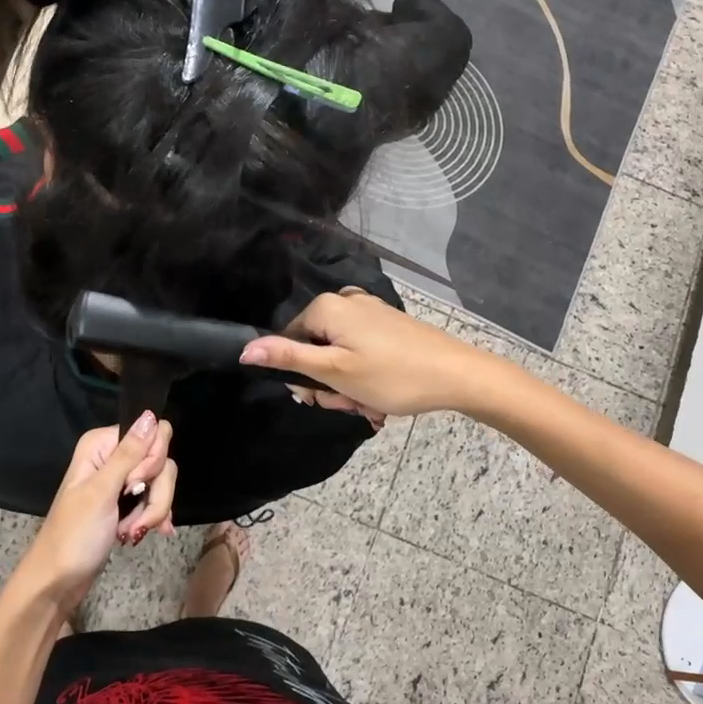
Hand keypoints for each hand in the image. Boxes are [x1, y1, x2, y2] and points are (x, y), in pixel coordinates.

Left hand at [10, 412, 178, 614]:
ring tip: (130, 532)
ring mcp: (121, 482)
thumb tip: (151, 415)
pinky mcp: (127, 503)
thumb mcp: (101, 492)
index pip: (152, 434)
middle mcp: (112, 457)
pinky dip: (153, 519)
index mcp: (101, 444)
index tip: (134, 486)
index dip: (151, 462)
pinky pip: (155, 501)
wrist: (60, 579)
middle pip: (161, 461)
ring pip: (162, 484)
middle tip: (133, 517)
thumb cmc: (74, 535)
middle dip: (156, 494)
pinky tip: (143, 534)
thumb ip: (129, 454)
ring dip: (153, 511)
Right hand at [240, 290, 517, 416]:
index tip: (320, 397)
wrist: (458, 376)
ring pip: (335, 356)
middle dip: (325, 382)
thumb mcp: (334, 371)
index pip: (286, 342)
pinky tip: (379, 393)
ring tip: (367, 401)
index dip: (298, 375)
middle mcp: (344, 302)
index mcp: (326, 307)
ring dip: (345, 385)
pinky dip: (362, 376)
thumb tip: (244, 349)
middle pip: (311, 349)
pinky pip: (357, 352)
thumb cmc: (392, 376)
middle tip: (348, 402)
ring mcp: (367, 313)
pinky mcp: (385, 326)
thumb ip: (287, 357)